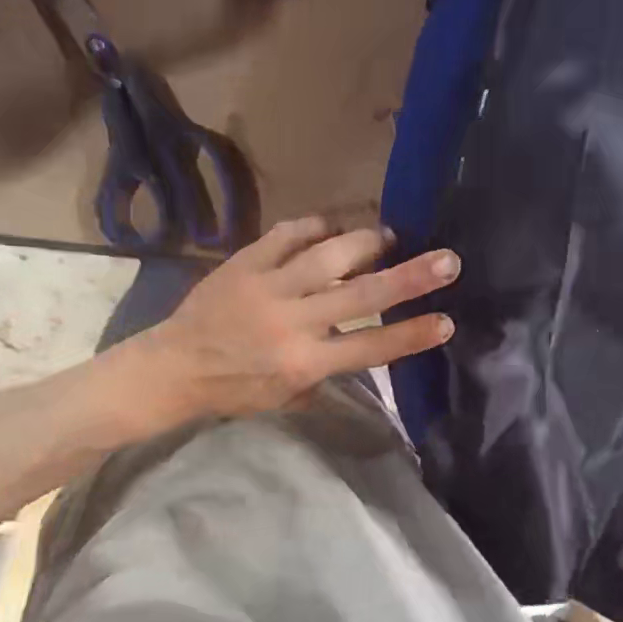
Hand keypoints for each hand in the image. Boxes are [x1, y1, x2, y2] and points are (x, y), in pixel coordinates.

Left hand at [134, 218, 458, 419]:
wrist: (174, 367)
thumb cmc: (234, 389)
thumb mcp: (286, 397)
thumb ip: (326, 373)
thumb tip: (360, 344)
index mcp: (304, 362)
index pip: (370, 347)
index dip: (412, 334)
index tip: (448, 320)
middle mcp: (293, 322)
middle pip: (362, 296)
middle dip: (411, 277)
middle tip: (447, 259)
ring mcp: (268, 287)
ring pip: (329, 255)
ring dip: (366, 241)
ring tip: (388, 236)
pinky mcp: (245, 262)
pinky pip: (287, 233)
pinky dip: (314, 225)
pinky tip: (331, 225)